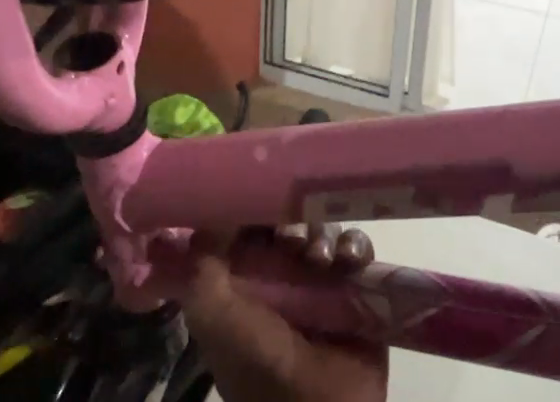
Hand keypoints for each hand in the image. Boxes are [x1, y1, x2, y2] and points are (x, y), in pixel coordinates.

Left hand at [179, 225, 387, 401]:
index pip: (242, 228)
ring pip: (321, 230)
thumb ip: (202, 263)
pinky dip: (355, 247)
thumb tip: (210, 211)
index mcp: (239, 283)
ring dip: (322, 234)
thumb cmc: (260, 362)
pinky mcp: (356, 287)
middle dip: (288, 219)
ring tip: (322, 260)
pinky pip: (357, 248)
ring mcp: (318, 282)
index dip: (248, 209)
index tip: (256, 197)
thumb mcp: (214, 315)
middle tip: (291, 237)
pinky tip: (349, 262)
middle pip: (285, 222)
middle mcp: (278, 277)